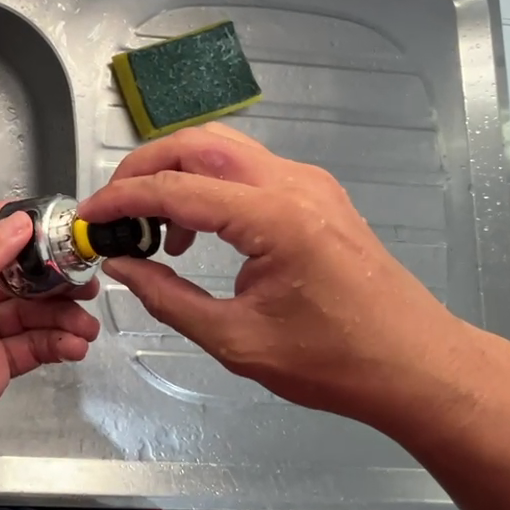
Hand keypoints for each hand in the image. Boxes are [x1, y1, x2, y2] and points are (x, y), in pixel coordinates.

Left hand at [0, 202, 100, 495]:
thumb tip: (13, 227)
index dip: (8, 221)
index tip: (48, 220)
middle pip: (10, 271)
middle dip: (47, 271)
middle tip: (82, 275)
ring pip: (28, 310)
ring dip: (60, 312)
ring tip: (85, 323)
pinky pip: (32, 346)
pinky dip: (56, 343)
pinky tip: (74, 346)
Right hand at [77, 124, 493, 434]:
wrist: (422, 367)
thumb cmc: (333, 363)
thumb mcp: (236, 341)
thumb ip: (167, 298)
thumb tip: (120, 266)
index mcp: (275, 219)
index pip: (176, 189)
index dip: (121, 200)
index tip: (88, 219)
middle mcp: (292, 183)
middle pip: (196, 142)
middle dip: (142, 168)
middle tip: (112, 208)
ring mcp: (308, 182)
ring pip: (220, 145)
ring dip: (174, 172)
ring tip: (151, 224)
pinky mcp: (315, 192)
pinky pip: (244, 167)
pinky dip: (205, 183)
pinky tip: (196, 230)